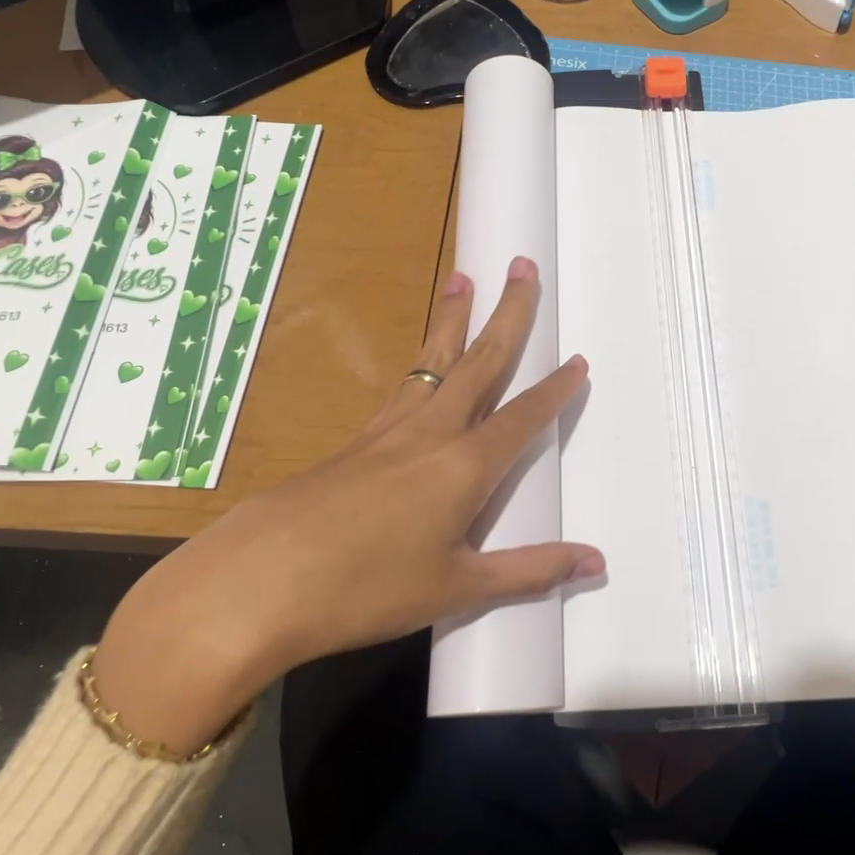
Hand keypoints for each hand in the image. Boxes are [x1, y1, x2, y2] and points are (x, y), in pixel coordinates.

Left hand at [91, 257, 600, 751]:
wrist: (257, 583)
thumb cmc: (366, 589)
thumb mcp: (458, 587)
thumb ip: (531, 570)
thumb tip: (597, 561)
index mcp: (465, 467)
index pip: (522, 416)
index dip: (554, 390)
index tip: (578, 360)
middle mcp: (431, 434)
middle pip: (479, 362)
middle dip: (508, 313)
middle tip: (523, 266)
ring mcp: (387, 433)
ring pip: (433, 363)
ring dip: (454, 319)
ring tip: (463, 279)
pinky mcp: (354, 443)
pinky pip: (402, 388)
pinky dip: (421, 364)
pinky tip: (419, 367)